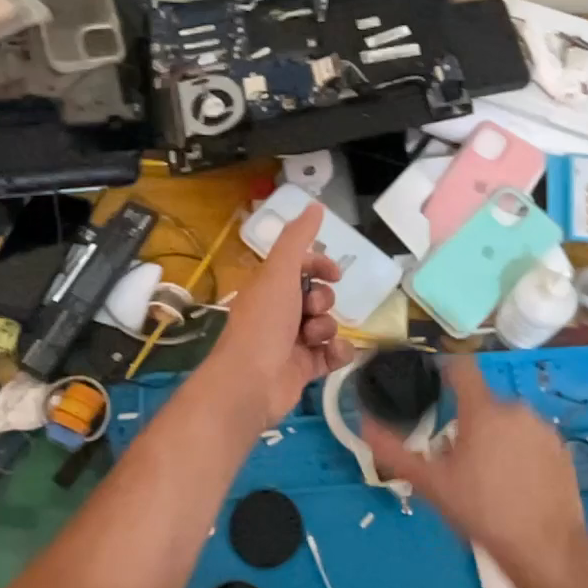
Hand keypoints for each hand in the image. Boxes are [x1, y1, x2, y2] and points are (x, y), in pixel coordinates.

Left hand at [209, 203, 354, 425]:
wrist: (251, 381)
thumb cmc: (263, 322)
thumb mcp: (279, 271)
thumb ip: (297, 239)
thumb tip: (315, 205)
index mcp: (269, 287)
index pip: (300, 268)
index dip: (319, 266)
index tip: (334, 272)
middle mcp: (279, 312)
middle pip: (318, 296)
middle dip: (323, 300)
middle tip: (310, 310)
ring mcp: (292, 342)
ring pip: (327, 325)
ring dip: (327, 328)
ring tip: (312, 338)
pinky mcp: (304, 369)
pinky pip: (333, 354)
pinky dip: (336, 353)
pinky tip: (330, 355)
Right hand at [363, 360, 587, 587]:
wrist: (545, 548)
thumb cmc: (481, 512)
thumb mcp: (431, 485)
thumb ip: (394, 452)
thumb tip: (364, 423)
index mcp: (482, 410)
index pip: (462, 369)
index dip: (447, 371)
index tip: (436, 385)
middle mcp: (515, 409)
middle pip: (484, 403)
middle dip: (470, 422)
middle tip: (460, 459)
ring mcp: (543, 429)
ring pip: (509, 422)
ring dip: (497, 437)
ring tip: (489, 476)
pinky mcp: (563, 449)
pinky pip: (532, 440)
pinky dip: (522, 452)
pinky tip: (517, 483)